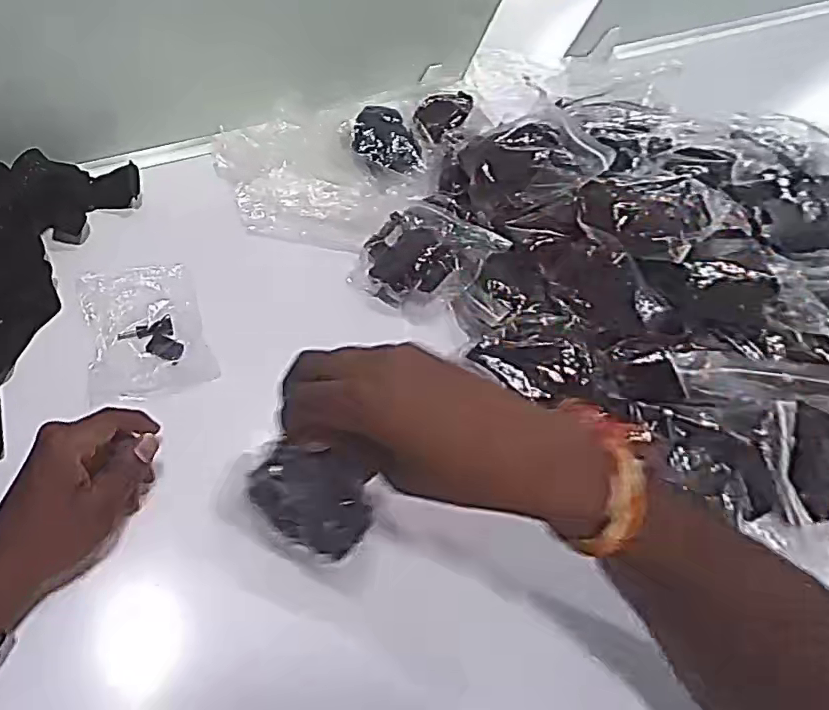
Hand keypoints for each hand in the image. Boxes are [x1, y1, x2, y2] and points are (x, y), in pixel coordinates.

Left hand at [0, 408, 160, 630]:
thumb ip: (128, 470)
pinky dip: (99, 479)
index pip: (111, 419)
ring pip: (94, 452)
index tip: (155, 432)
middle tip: (144, 476)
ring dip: (115, 470)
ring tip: (127, 498)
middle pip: (102, 435)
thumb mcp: (101, 506)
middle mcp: (53, 442)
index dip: (138, 425)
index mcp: (64, 440)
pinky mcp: (46, 473)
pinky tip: (109, 504)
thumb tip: (144, 446)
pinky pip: (81, 464)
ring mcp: (47, 457)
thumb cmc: (43, 541)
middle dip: (128, 455)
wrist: (8, 569)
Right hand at [280, 344, 610, 538]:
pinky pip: (366, 357)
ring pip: (336, 358)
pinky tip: (373, 406)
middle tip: (307, 424)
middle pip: (308, 366)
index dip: (293, 424)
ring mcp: (394, 355)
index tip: (299, 442)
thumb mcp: (398, 473)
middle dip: (298, 394)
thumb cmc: (470, 473)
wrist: (535, 452)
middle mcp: (372, 366)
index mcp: (363, 399)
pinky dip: (354, 376)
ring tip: (342, 417)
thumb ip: (356, 449)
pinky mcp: (415, 353)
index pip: (304, 401)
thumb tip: (336, 441)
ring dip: (327, 382)